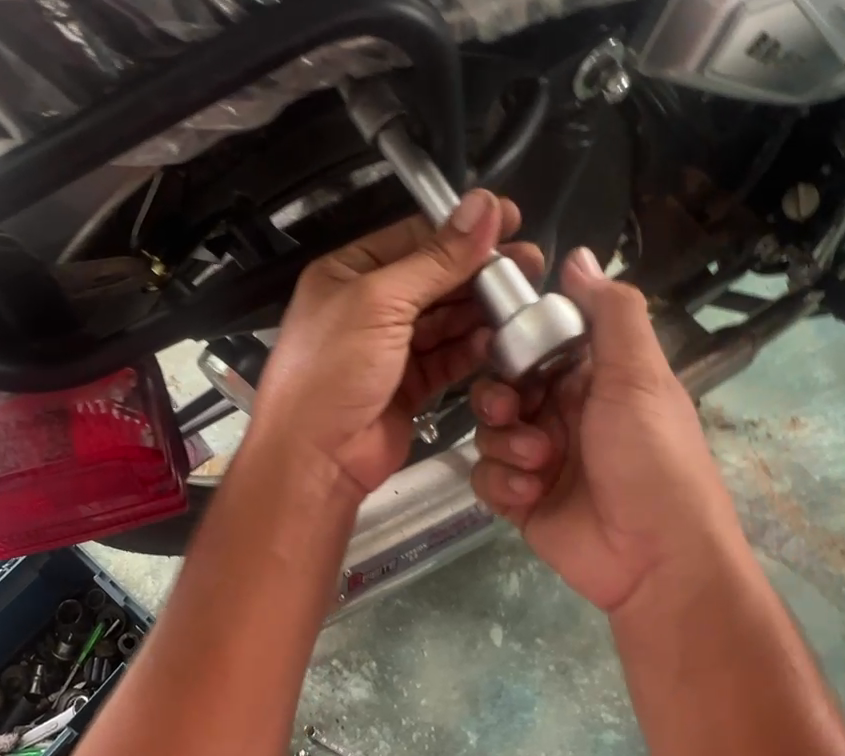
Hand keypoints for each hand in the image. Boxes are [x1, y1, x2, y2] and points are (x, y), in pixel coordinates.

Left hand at [248, 190, 543, 497]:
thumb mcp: (380, 303)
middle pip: (435, 279)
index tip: (509, 221)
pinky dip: (473, 349)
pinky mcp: (409, 386)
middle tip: (530, 265)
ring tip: (524, 302)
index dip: (462, 230)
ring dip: (482, 311)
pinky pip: (448, 359)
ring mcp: (389, 349)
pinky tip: (500, 339)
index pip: (413, 239)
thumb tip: (483, 207)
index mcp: (348, 274)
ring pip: (446, 320)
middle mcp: (368, 308)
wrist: (314, 458)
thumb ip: (436, 259)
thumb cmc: (331, 373)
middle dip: (480, 273)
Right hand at [468, 248, 743, 615]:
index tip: (500, 348)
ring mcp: (539, 459)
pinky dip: (501, 484)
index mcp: (593, 380)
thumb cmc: (652, 458)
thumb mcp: (640, 377)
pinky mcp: (520, 500)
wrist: (654, 556)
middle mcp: (562, 414)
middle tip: (513, 412)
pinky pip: (485, 478)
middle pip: (501, 388)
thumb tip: (577, 257)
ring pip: (488, 433)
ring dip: (506, 446)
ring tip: (540, 465)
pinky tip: (528, 495)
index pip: (536, 346)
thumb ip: (610, 315)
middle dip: (499, 399)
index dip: (513, 345)